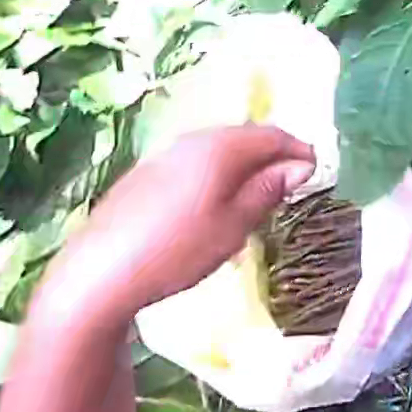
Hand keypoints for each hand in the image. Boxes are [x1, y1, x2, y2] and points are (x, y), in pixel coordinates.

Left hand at [32, 125, 315, 329]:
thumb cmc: (177, 250)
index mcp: (220, 147)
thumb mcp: (234, 225)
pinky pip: (197, 159)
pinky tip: (217, 198)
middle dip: (273, 154)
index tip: (316, 170)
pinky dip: (220, 170)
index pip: (272, 135)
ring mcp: (166, 154)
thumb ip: (269, 190)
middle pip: (246, 136)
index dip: (298, 150)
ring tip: (259, 191)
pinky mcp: (147, 172)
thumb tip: (301, 166)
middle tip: (291, 182)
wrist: (95, 276)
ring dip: (246, 162)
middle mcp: (193, 140)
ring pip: (220, 147)